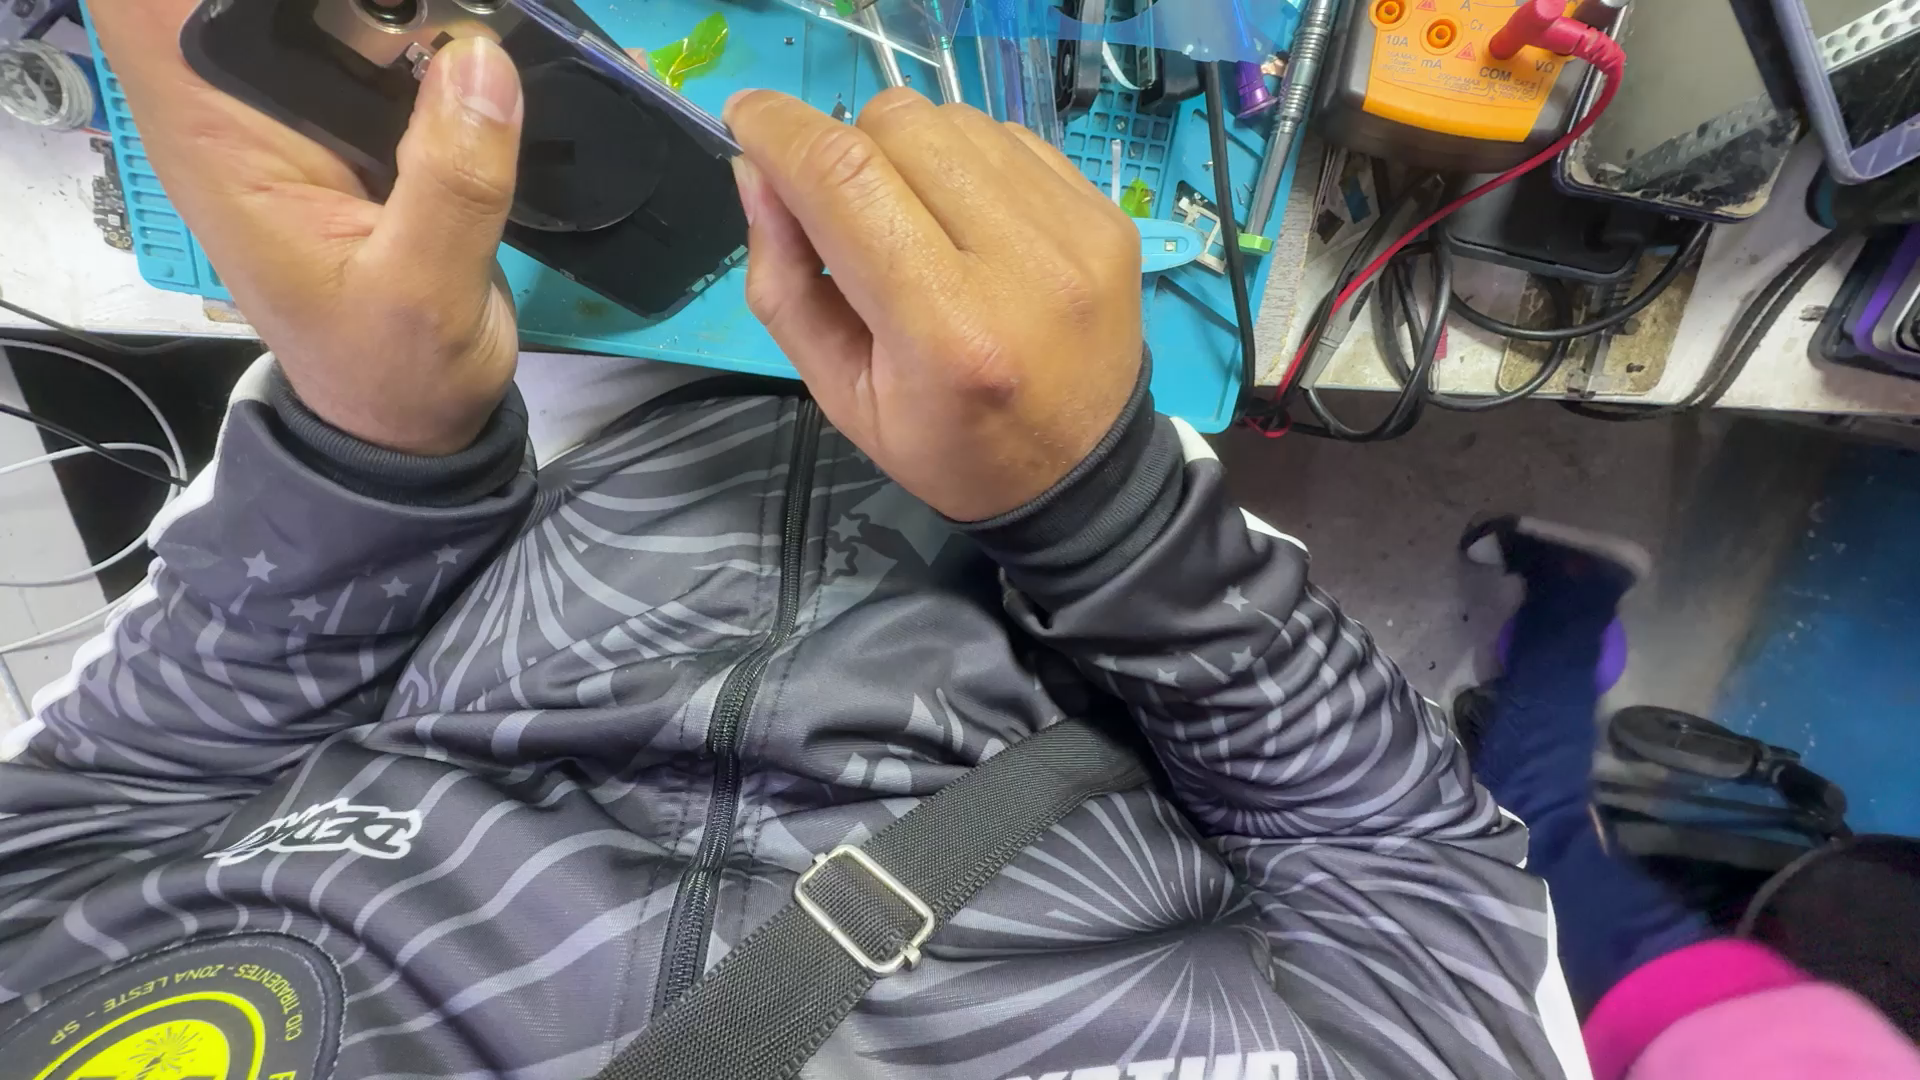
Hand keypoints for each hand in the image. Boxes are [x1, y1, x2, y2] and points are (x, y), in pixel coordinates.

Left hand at [92, 2, 525, 454]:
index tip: (366, 6)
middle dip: (356, 1)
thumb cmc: (399, 369)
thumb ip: (453, 182)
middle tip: (450, 17)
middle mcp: (248, 109)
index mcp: (219, 134)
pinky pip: (391, 69)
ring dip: (404, 17)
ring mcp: (312, 124)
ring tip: (477, 34)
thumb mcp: (426, 289)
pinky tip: (483, 64)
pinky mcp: (370, 144)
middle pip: (263, 2)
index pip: (171, 2)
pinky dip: (436, 53)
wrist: (419, 419)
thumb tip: (483, 60)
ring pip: (333, 19)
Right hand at [724, 89, 1142, 521]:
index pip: (846, 181)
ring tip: (917, 226)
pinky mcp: (1105, 216)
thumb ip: (786, 288)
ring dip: (908, 155)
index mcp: (945, 334)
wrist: (1077, 471)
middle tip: (847, 212)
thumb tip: (758, 172)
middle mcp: (1021, 267)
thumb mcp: (845, 397)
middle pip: (899, 127)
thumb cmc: (951, 448)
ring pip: (954, 120)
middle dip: (845, 149)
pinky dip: (966, 165)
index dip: (780, 131)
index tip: (747, 119)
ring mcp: (1076, 233)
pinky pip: (1008, 140)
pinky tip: (971, 226)